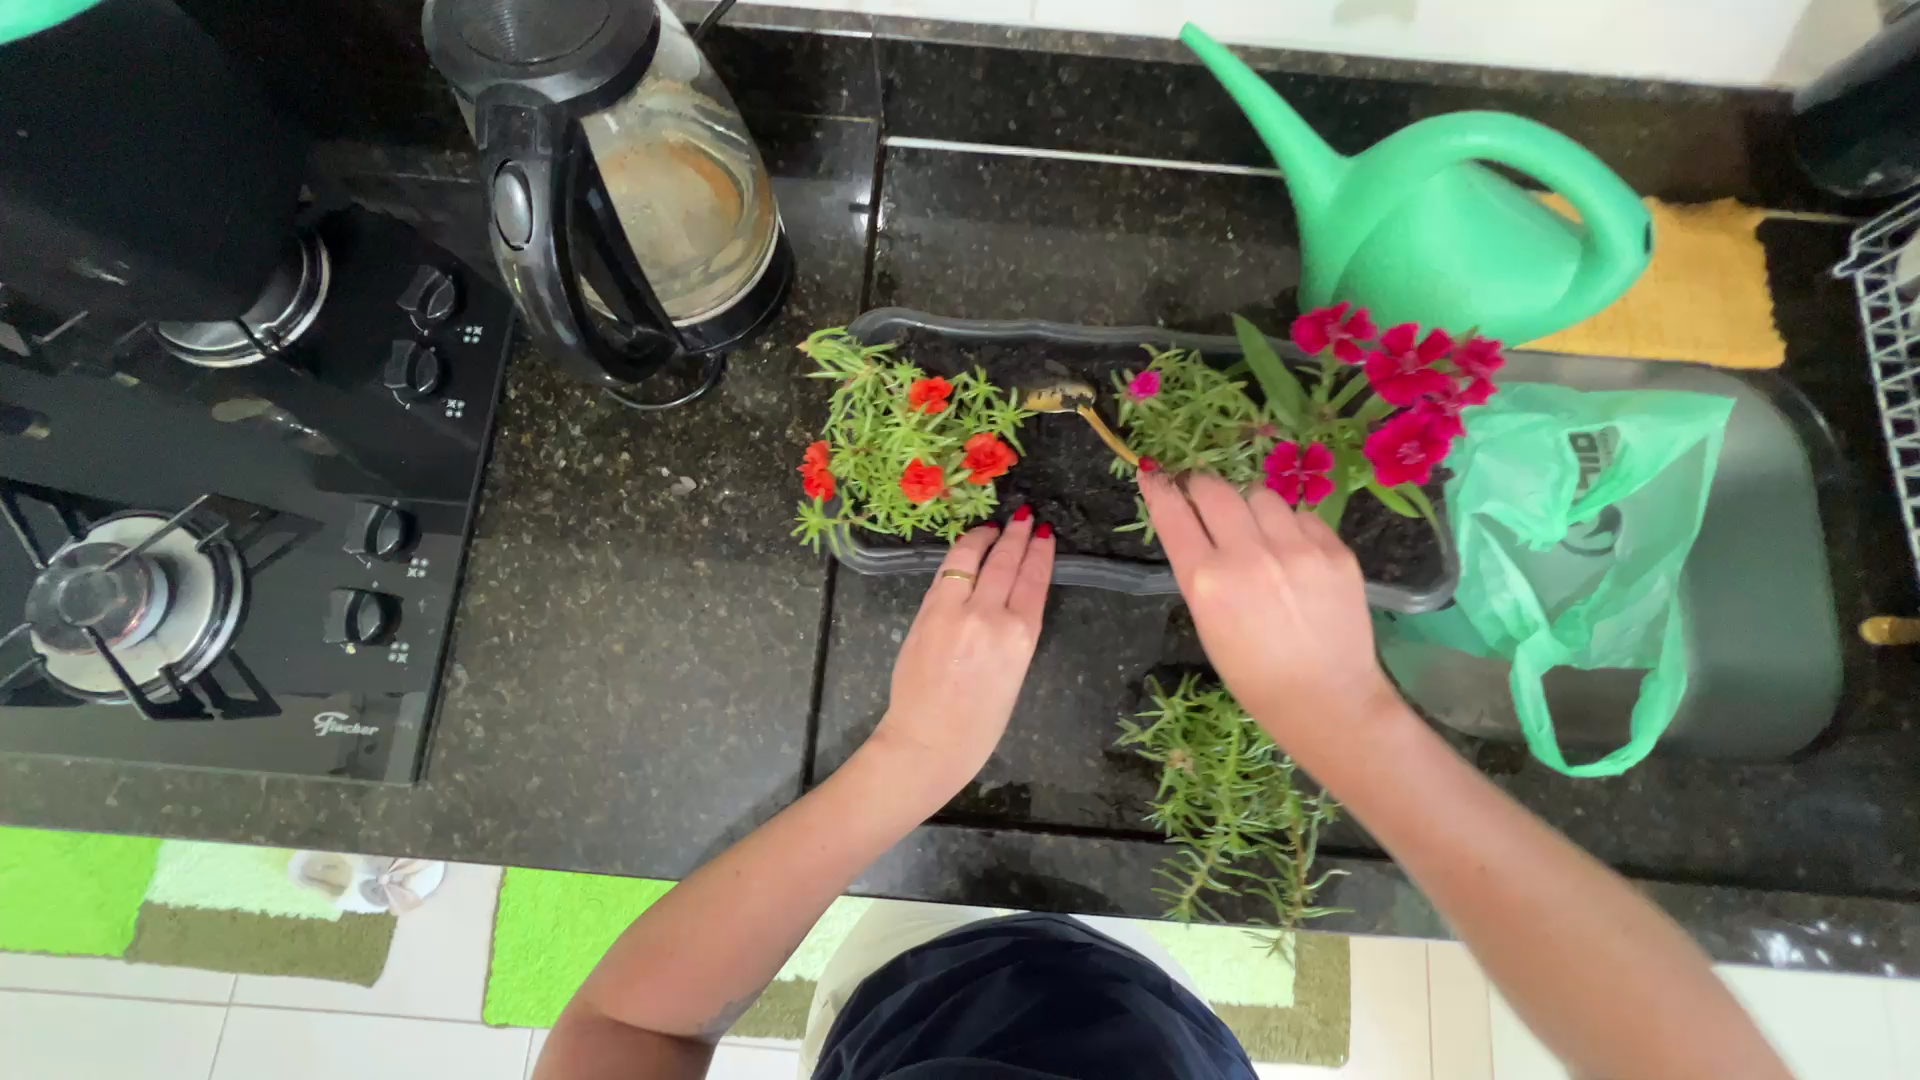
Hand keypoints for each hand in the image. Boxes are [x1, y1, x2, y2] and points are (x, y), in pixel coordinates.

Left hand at [869, 512, 1053, 795]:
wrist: (929, 742)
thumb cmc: (979, 723)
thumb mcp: (1014, 675)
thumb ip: (1013, 633)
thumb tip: (1008, 598)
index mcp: (1021, 638)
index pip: (1034, 580)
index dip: (1039, 553)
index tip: (1044, 534)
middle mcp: (990, 617)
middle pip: (1006, 563)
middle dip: (1016, 535)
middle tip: (1024, 516)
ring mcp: (955, 610)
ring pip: (973, 559)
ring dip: (987, 537)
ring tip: (997, 524)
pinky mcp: (927, 611)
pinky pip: (946, 572)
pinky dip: (961, 555)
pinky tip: (968, 547)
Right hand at [1138, 470, 1397, 743]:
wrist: (1325, 697)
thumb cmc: (1251, 672)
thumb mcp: (1206, 622)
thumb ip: (1199, 571)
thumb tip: (1194, 525)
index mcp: (1206, 581)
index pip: (1173, 514)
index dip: (1160, 488)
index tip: (1154, 473)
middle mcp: (1248, 555)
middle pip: (1214, 490)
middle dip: (1201, 487)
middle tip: (1203, 495)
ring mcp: (1296, 549)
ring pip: (1259, 495)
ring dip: (1248, 505)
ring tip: (1255, 530)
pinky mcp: (1335, 550)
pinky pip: (1300, 515)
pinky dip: (1288, 525)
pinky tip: (1290, 552)